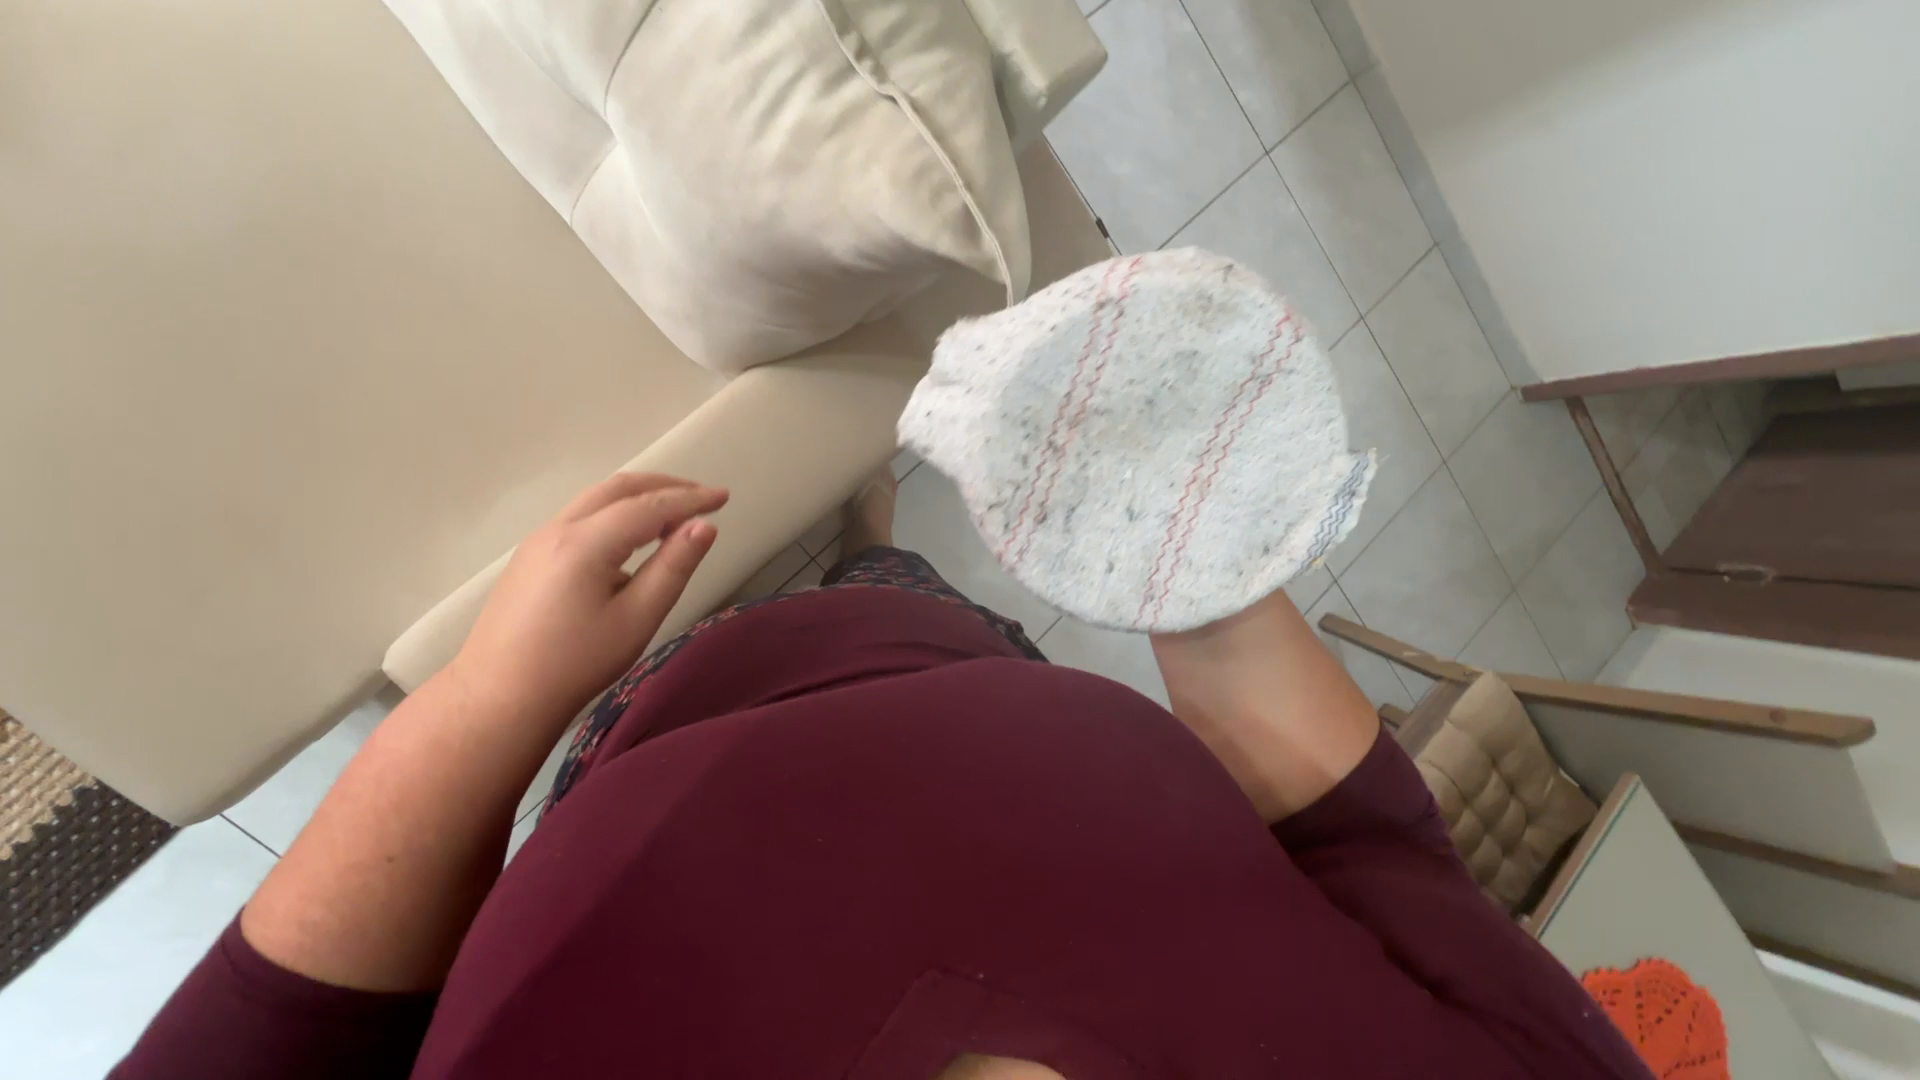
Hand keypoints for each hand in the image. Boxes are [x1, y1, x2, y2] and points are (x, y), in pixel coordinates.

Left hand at [444, 473, 728, 726]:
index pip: (649, 506)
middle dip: (665, 486)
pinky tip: (633, 537)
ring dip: (640, 497)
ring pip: (596, 499)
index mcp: (586, 543)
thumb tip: (705, 527)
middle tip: (704, 497)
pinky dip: (617, 512)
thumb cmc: (575, 664)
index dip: (691, 499)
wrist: (498, 698)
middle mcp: (558, 529)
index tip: (724, 497)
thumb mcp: (636, 618)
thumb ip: (673, 567)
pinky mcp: (530, 557)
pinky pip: (582, 517)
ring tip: (676, 512)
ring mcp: (538, 541)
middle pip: (619, 488)